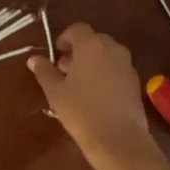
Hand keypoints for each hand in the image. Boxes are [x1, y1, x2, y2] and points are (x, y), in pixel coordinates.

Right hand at [28, 23, 163, 169]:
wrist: (119, 139)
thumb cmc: (82, 111)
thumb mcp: (56, 92)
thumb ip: (44, 71)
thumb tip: (34, 59)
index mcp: (91, 45)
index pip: (77, 29)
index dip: (65, 38)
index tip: (56, 53)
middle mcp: (112, 48)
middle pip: (93, 40)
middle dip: (78, 51)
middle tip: (64, 70)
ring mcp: (127, 65)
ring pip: (106, 54)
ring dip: (92, 62)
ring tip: (79, 84)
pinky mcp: (135, 82)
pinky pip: (116, 69)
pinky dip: (105, 73)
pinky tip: (96, 95)